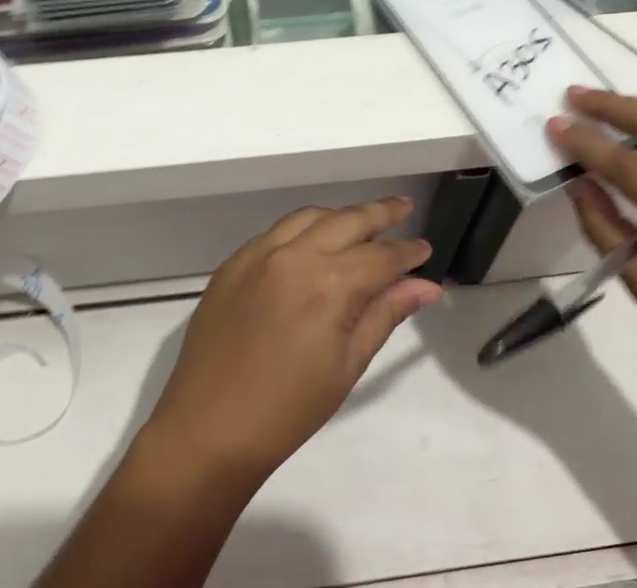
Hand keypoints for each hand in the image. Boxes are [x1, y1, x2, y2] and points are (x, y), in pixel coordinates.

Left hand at [143, 199, 443, 480]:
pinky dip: (301, 229)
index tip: (426, 249)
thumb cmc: (289, 409)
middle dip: (380, 213)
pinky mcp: (231, 265)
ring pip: (307, 217)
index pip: (380, 256)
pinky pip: (274, 233)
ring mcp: (256, 256)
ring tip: (361, 223)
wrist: (210, 428)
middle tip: (404, 208)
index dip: (408, 252)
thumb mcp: (348, 364)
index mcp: (327, 285)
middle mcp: (292, 256)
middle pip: (346, 221)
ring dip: (339, 216)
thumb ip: (385, 314)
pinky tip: (312, 242)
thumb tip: (426, 285)